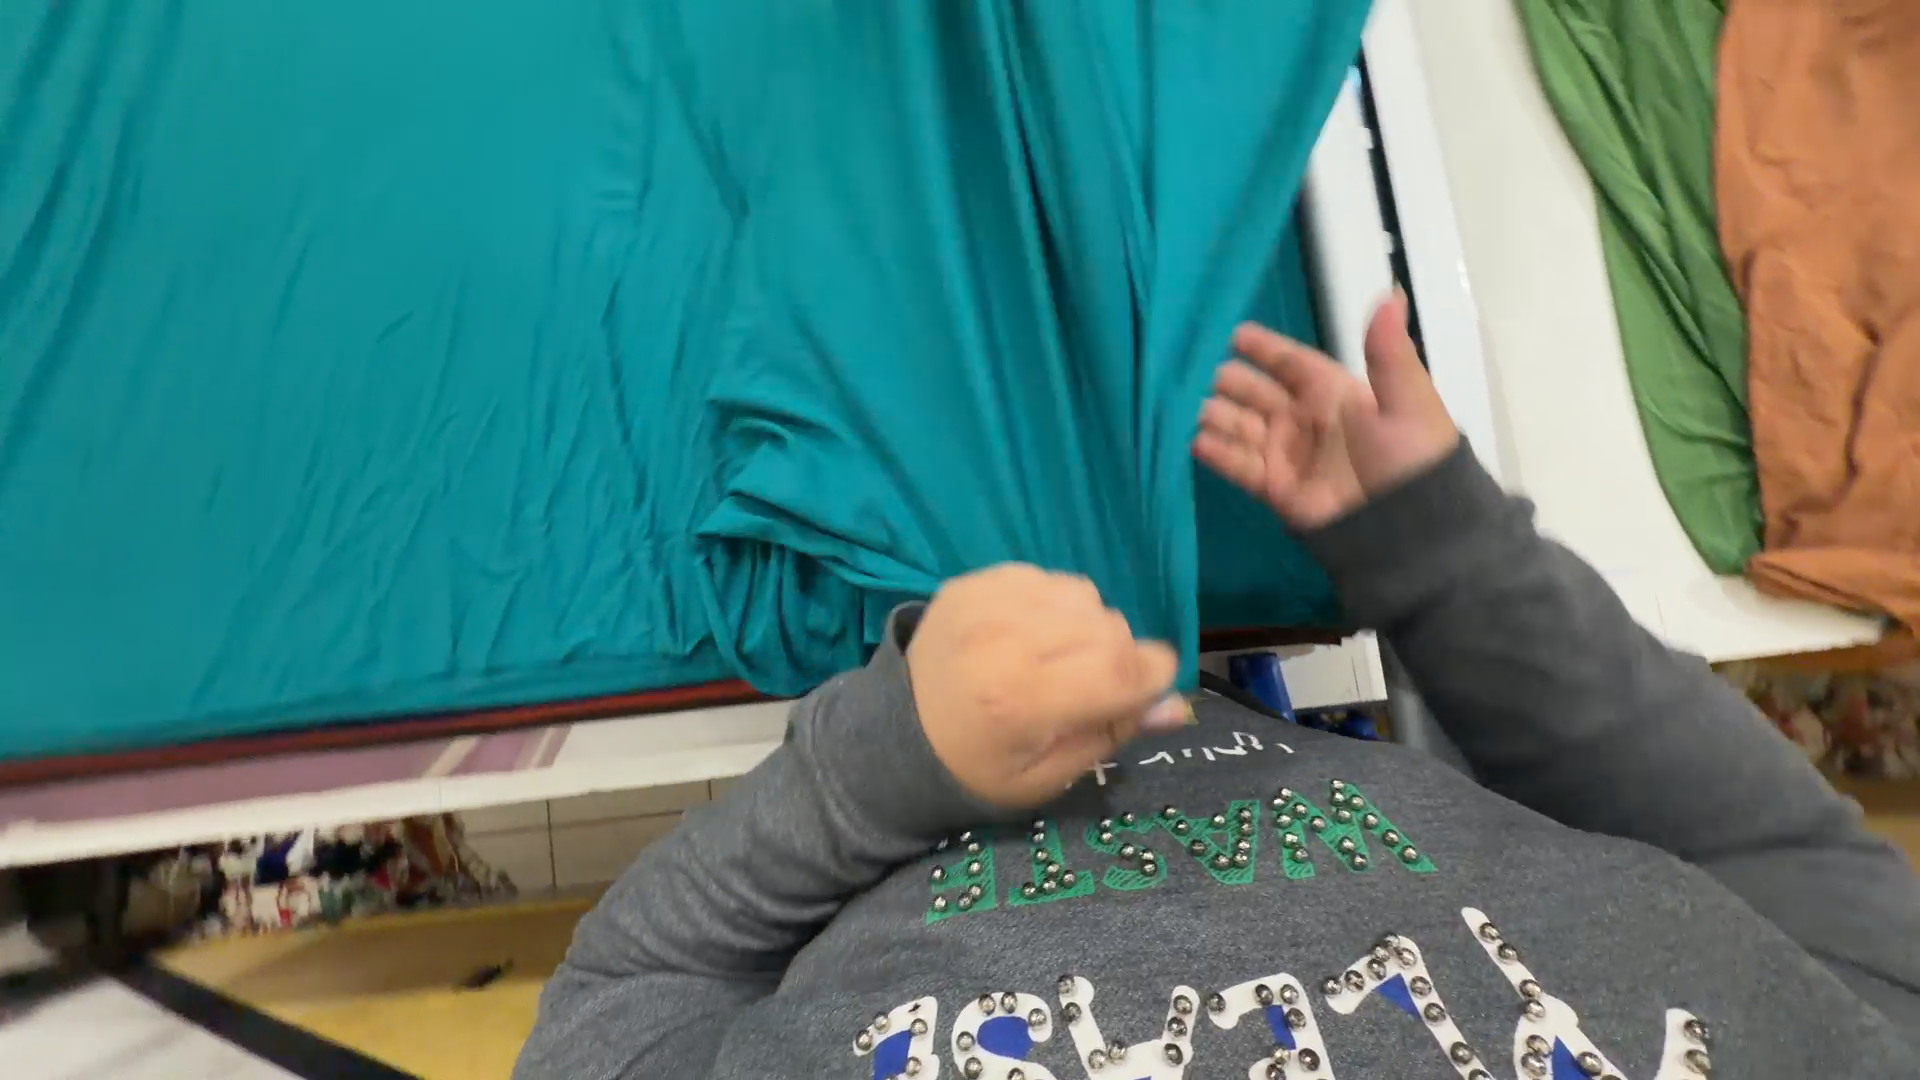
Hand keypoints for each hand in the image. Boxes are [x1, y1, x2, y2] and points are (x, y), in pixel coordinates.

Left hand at [908, 564, 1187, 808]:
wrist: (897, 733)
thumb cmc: (978, 767)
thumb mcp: (1047, 776)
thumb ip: (1111, 735)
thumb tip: (1175, 706)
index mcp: (1022, 698)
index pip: (1121, 667)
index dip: (1153, 676)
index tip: (1148, 689)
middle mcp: (1004, 638)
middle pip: (1109, 627)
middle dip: (1118, 657)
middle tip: (1088, 685)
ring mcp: (985, 601)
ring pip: (1082, 595)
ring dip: (1087, 625)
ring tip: (1056, 657)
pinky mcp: (973, 580)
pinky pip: (1047, 577)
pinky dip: (1054, 604)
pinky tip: (1030, 633)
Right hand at [1192, 290, 1459, 528]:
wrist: (1407, 526)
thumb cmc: (1410, 459)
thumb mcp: (1408, 402)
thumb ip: (1387, 353)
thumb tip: (1390, 294)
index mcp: (1335, 393)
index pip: (1292, 364)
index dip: (1266, 350)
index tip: (1236, 335)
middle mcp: (1305, 420)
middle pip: (1259, 394)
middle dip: (1235, 383)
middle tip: (1215, 378)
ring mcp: (1286, 454)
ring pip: (1243, 427)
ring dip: (1221, 417)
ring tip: (1203, 410)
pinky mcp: (1274, 487)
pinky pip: (1239, 466)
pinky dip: (1219, 454)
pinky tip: (1199, 443)